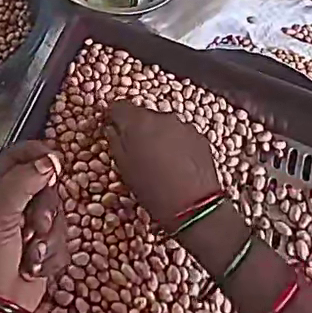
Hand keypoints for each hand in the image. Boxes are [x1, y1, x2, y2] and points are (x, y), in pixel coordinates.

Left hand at [0, 141, 67, 311]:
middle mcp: (13, 202)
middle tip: (35, 225)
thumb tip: (51, 159)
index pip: (18, 155)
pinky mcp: (44, 248)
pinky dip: (51, 254)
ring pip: (58, 213)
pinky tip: (35, 267)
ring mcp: (29, 225)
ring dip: (47, 236)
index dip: (37, 152)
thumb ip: (24, 180)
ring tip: (31, 253)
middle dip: (46, 207)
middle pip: (46, 184)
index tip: (55, 158)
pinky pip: (63, 239)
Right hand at [104, 102, 222, 229]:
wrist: (194, 206)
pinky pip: (180, 134)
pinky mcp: (199, 137)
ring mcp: (183, 126)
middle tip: (136, 151)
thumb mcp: (124, 167)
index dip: (113, 116)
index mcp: (138, 121)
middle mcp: (161, 117)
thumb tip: (112, 128)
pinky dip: (175, 143)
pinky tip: (175, 164)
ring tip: (158, 161)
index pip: (118, 106)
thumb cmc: (152, 188)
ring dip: (158, 136)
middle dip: (137, 129)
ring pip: (163, 125)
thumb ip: (115, 141)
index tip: (111, 127)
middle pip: (143, 115)